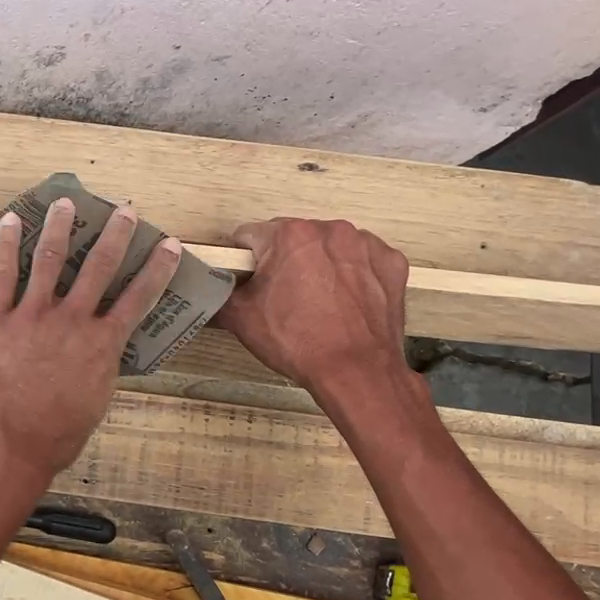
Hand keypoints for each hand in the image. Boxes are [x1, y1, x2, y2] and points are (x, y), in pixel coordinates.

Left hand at [0, 198, 184, 486]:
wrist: (6, 444)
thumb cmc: (54, 437)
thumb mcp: (94, 403)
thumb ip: (101, 369)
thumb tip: (103, 351)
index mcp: (102, 344)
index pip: (139, 298)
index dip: (156, 269)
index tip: (169, 245)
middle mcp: (71, 321)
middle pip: (98, 267)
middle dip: (115, 235)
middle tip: (125, 209)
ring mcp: (32, 316)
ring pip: (48, 259)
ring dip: (59, 227)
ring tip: (64, 202)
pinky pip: (2, 276)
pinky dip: (5, 246)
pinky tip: (8, 222)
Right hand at [214, 218, 412, 395]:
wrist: (355, 370)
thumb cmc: (296, 341)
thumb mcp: (239, 318)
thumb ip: (218, 291)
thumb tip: (208, 287)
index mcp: (289, 236)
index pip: (249, 236)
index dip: (242, 260)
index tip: (247, 282)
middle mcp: (330, 230)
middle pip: (291, 238)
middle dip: (282, 260)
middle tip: (279, 296)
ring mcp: (365, 244)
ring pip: (326, 246)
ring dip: (316, 264)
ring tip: (313, 301)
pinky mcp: (390, 262)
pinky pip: (359, 259)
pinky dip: (349, 274)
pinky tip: (342, 301)